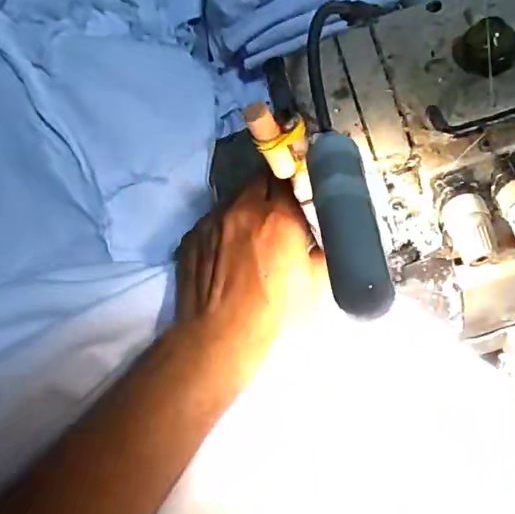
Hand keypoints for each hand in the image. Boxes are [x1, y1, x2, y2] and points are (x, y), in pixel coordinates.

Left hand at [175, 168, 325, 356]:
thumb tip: (323, 240)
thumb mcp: (316, 286)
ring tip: (252, 232)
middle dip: (271, 189)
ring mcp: (212, 220)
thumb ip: (323, 253)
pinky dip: (223, 228)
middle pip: (260, 179)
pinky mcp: (191, 237)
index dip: (297, 184)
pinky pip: (212, 221)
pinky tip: (228, 252)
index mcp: (279, 217)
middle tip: (280, 210)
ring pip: (233, 199)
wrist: (220, 336)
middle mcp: (243, 209)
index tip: (302, 194)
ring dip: (246, 207)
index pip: (290, 177)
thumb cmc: (274, 314)